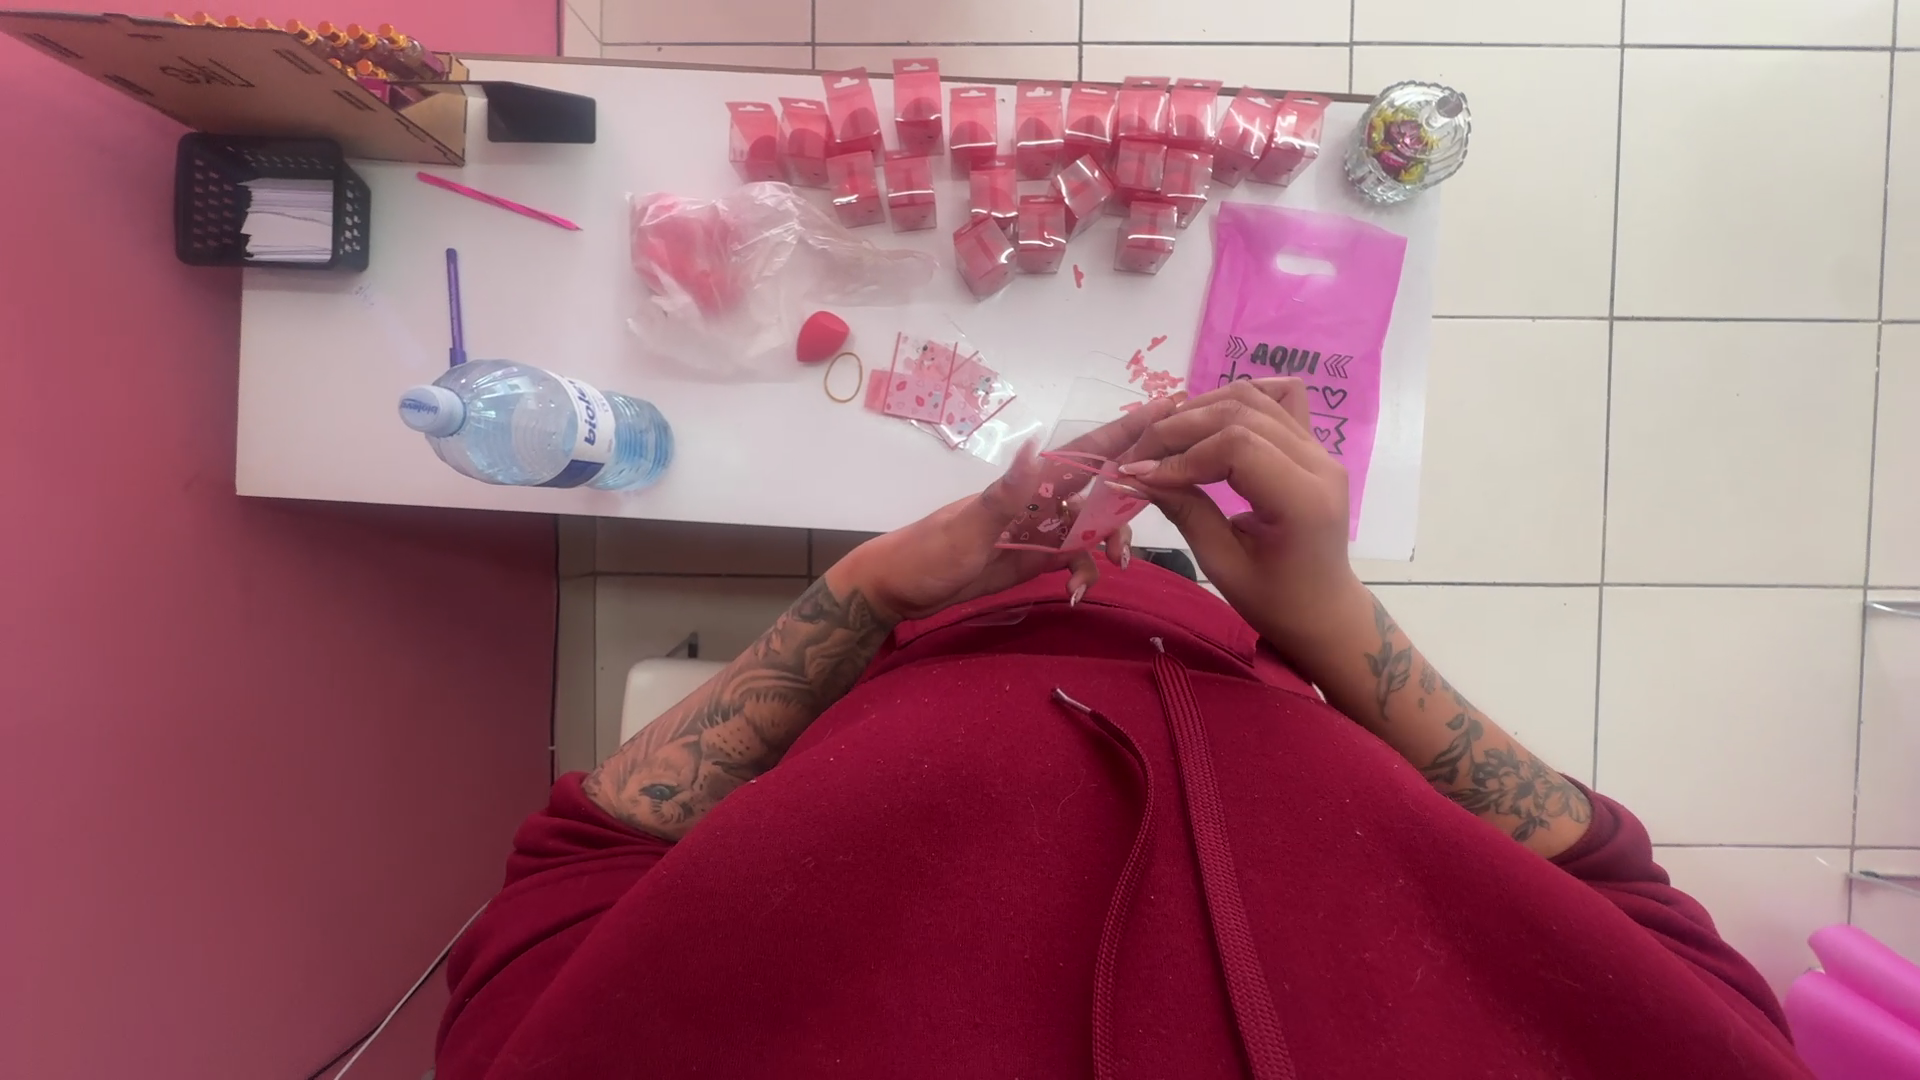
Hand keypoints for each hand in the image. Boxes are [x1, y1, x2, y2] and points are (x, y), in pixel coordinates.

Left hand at [837, 396, 1178, 621]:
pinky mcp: (1031, 561)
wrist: (898, 589)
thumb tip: (1037, 448)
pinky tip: (1075, 592)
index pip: (1084, 454)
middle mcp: (1039, 503)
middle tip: (1134, 538)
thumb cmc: (928, 553)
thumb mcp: (967, 528)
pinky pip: (1071, 561)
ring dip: (1105, 547)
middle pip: (1098, 494)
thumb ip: (1005, 495)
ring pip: (1090, 531)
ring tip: (1110, 571)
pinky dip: (1081, 573)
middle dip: (1124, 509)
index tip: (1166, 410)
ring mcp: (1037, 533)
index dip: (1124, 432)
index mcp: (1027, 486)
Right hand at [1115, 378, 1370, 661]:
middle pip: (1241, 412)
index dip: (1181, 455)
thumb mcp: (1221, 564)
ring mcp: (1319, 448)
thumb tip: (1135, 476)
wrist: (1322, 609)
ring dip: (1200, 410)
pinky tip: (1210, 420)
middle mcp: (1318, 462)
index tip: (1140, 475)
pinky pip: (1277, 399)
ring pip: (1253, 397)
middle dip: (1179, 428)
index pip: (1236, 447)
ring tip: (1164, 440)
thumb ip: (1184, 511)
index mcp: (1302, 500)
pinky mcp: (1310, 445)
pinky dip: (1237, 399)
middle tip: (1140, 455)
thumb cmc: (1273, 600)